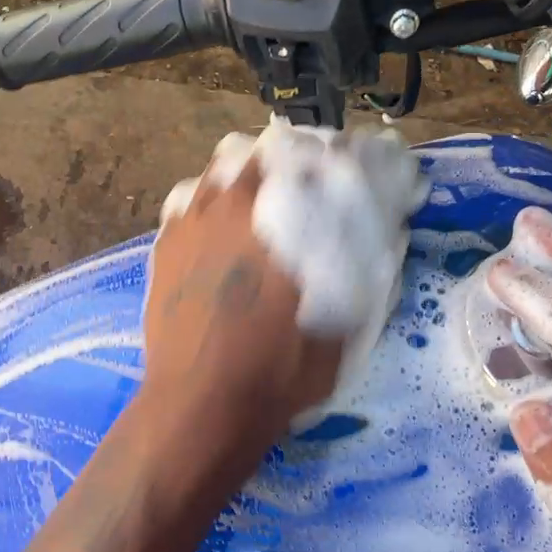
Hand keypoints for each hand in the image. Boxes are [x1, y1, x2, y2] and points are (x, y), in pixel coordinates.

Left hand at [142, 160, 343, 471]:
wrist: (199, 404)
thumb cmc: (278, 375)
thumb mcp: (343, 332)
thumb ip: (363, 275)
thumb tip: (383, 233)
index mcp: (295, 223)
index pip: (330, 161)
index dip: (350, 157)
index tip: (362, 165)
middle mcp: (243, 204)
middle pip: (278, 148)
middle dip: (303, 158)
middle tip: (315, 180)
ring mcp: (198, 216)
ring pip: (230, 160)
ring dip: (256, 169)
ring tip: (267, 192)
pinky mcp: (168, 235)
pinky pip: (195, 191)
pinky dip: (215, 194)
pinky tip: (222, 219)